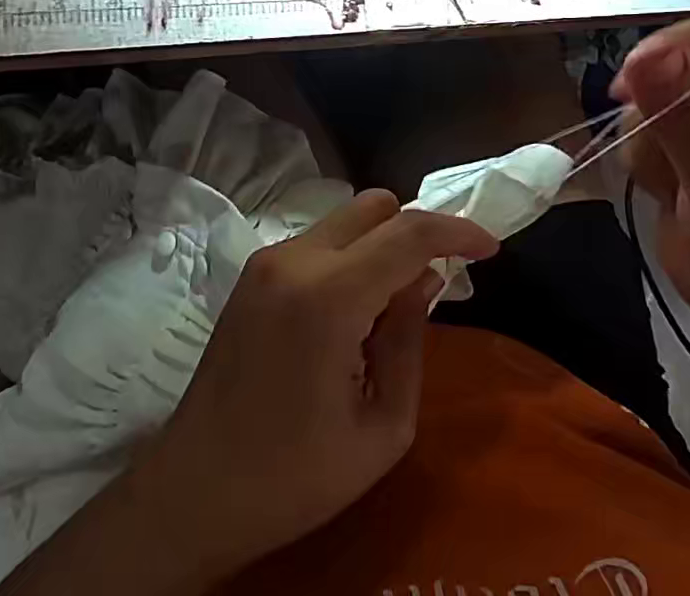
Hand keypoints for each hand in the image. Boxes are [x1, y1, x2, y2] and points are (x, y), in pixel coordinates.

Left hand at [135, 191, 498, 578]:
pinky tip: (352, 314)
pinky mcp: (251, 275)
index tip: (491, 249)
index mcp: (327, 295)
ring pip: (342, 223)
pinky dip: (348, 259)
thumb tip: (424, 279)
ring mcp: (264, 263)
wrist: (199, 483)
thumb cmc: (297, 474)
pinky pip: (316, 245)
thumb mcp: (383, 425)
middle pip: (371, 207)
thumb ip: (409, 339)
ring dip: (379, 247)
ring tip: (392, 313)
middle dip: (415, 230)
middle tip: (437, 282)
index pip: (406, 232)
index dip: (457, 231)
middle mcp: (292, 260)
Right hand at [612, 6, 689, 365]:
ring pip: (664, 90)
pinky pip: (653, 120)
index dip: (680, 49)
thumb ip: (688, 118)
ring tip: (680, 189)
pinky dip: (649, 155)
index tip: (626, 89)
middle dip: (665, 109)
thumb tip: (644, 52)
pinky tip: (674, 192)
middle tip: (660, 159)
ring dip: (654, 138)